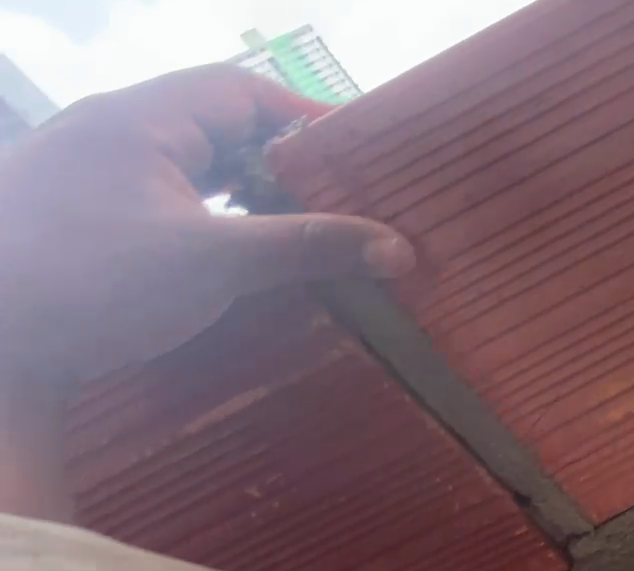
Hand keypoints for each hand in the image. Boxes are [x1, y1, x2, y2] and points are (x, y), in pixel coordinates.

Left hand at [0, 65, 414, 391]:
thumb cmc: (92, 279)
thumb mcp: (217, 260)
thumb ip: (310, 246)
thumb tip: (401, 249)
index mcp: (135, 122)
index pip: (236, 89)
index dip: (305, 113)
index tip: (365, 152)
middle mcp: (116, 139)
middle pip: (224, 129)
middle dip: (294, 162)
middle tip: (358, 200)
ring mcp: (106, 183)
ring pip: (206, 171)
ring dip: (266, 196)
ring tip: (324, 231)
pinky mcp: (104, 224)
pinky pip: (188, 207)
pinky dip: (236, 222)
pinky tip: (266, 255)